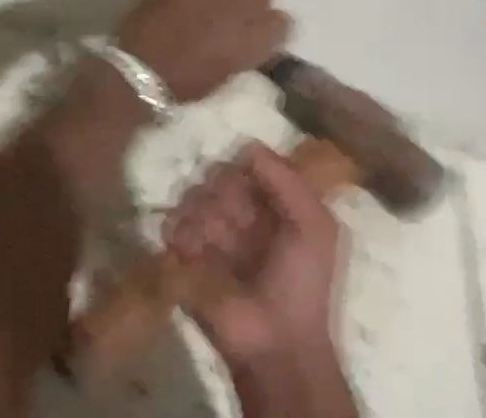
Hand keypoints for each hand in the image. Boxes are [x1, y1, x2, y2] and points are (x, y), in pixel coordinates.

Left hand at [116, 0, 289, 102]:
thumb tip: (252, 36)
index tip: (258, 30)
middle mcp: (237, 9)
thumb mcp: (227, 73)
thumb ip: (245, 50)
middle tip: (233, 13)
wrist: (141, 69)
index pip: (281, 21)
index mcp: (252, 39)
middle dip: (249, 2)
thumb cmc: (185, 83)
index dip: (269, 25)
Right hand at [163, 142, 344, 368]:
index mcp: (271, 204)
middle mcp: (238, 212)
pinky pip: (170, 223)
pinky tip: (194, 253)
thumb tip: (248, 145)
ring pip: (191, 196)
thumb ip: (289, 182)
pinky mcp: (181, 252)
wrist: (273, 341)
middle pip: (214, 175)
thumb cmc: (301, 284)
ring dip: (203, 218)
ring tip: (216, 247)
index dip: (245, 170)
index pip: (246, 163)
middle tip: (237, 226)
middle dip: (223, 196)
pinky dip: (180, 234)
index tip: (251, 187)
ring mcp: (207, 231)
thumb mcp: (315, 228)